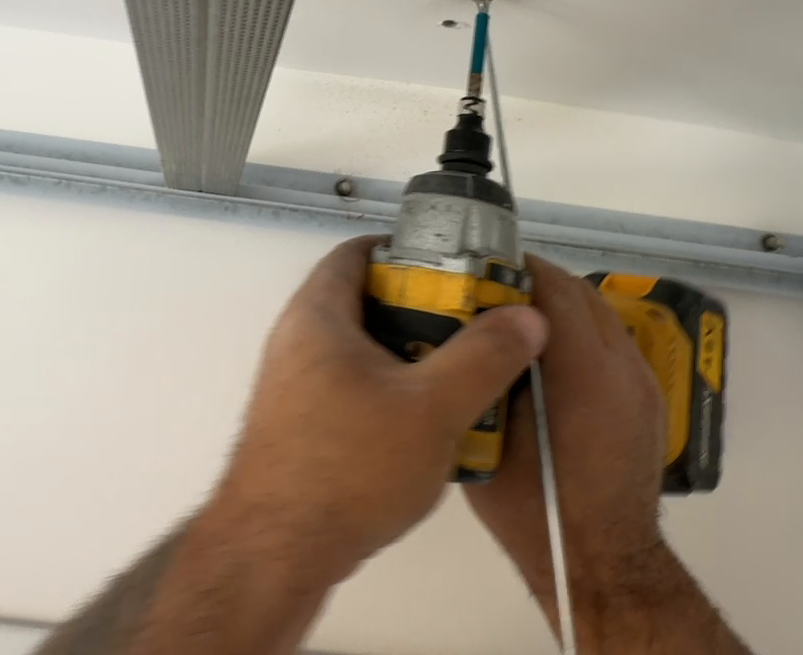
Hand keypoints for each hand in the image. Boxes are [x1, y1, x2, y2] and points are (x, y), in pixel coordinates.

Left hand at [207, 235, 549, 583]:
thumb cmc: (346, 467)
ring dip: (405, 354)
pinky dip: (386, 389)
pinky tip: (423, 422)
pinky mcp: (298, 423)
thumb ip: (483, 357)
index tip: (453, 268)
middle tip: (467, 324)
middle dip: (418, 307)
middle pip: (362, 299)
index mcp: (317, 315)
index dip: (406, 250)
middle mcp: (296, 340)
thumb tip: (525, 317)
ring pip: (358, 348)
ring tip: (457, 372)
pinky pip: (348, 386)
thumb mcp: (432, 408)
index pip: (357, 252)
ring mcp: (293, 384)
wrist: (277, 551)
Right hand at [465, 255, 666, 603]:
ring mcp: (642, 383)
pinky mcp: (647, 399)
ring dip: (558, 301)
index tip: (480, 264)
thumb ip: (485, 375)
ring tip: (512, 313)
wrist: (601, 562)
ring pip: (600, 312)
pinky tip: (544, 350)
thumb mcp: (488, 436)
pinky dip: (578, 328)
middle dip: (536, 278)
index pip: (555, 289)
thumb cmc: (535, 507)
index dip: (517, 266)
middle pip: (581, 292)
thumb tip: (469, 332)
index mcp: (584, 375)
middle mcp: (622, 369)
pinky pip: (611, 339)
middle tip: (489, 285)